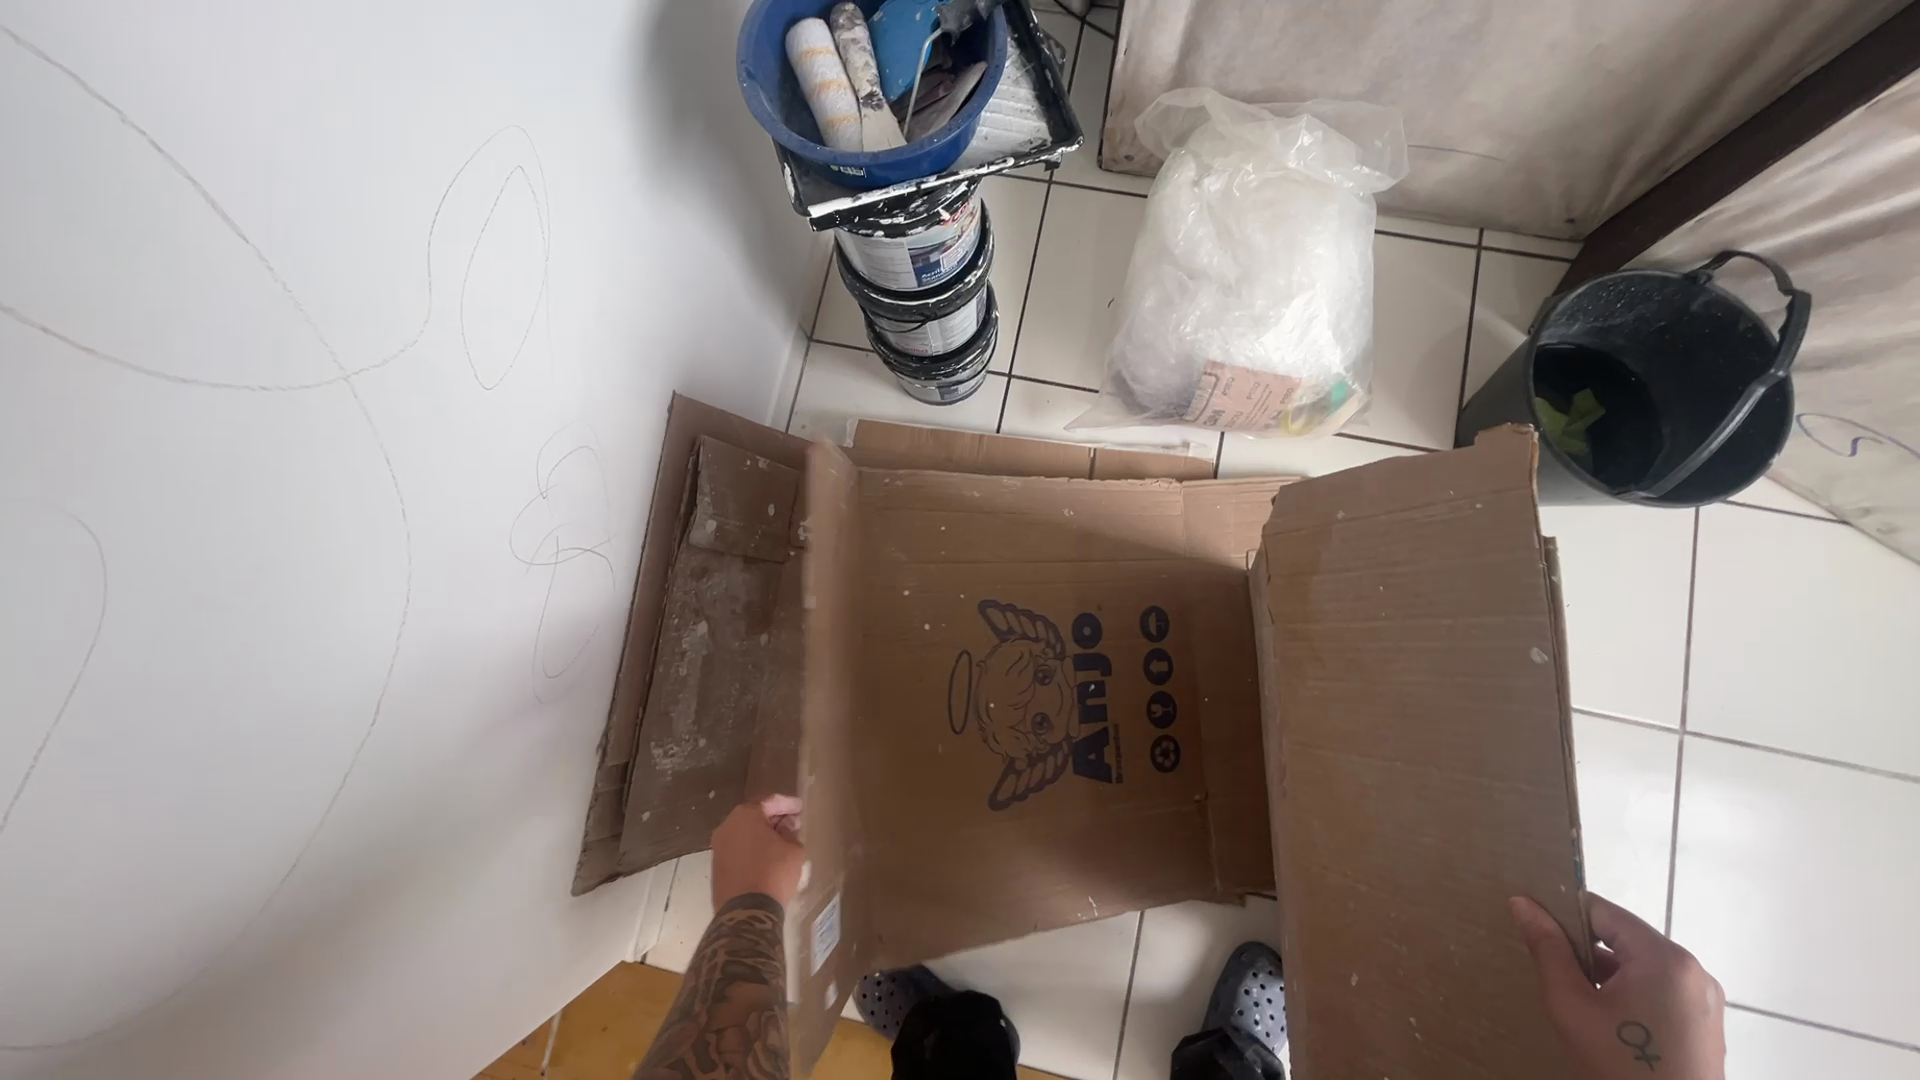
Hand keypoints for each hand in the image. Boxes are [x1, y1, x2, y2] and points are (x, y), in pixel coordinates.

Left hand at [711, 794, 805, 908]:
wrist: (746, 912)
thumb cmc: (774, 871)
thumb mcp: (794, 849)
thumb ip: (790, 833)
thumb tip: (785, 828)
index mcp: (745, 815)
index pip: (769, 801)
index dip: (787, 804)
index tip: (800, 808)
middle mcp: (727, 827)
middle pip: (754, 816)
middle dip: (774, 819)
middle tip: (792, 824)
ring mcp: (718, 848)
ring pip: (744, 834)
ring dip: (762, 835)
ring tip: (781, 843)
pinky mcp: (717, 868)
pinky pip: (738, 851)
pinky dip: (752, 850)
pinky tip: (767, 858)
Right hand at [1510, 893, 1725, 1079]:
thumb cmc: (1619, 1063)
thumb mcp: (1569, 1002)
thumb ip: (1547, 946)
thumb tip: (1522, 902)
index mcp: (1665, 958)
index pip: (1601, 910)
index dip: (1563, 914)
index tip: (1535, 931)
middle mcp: (1694, 970)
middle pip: (1621, 935)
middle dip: (1584, 947)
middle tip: (1553, 969)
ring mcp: (1705, 999)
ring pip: (1638, 962)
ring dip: (1604, 970)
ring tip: (1578, 997)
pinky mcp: (1706, 1022)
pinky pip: (1657, 986)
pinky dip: (1627, 990)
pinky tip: (1608, 1018)